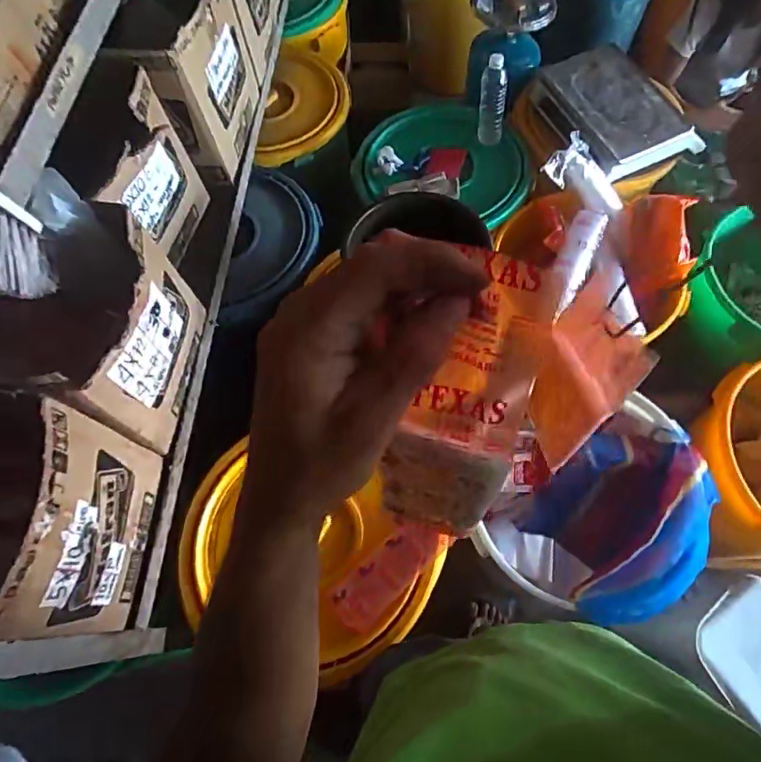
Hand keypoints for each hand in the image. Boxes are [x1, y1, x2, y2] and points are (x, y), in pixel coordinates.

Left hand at [241, 233, 486, 524]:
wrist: (278, 499)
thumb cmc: (322, 468)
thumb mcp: (375, 420)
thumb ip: (415, 356)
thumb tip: (457, 300)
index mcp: (309, 327)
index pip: (377, 267)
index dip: (435, 262)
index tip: (483, 281)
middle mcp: (300, 310)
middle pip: (372, 263)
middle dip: (430, 268)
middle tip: (478, 292)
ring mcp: (302, 320)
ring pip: (368, 278)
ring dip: (416, 283)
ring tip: (461, 303)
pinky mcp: (311, 335)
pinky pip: (359, 302)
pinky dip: (397, 304)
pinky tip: (424, 321)